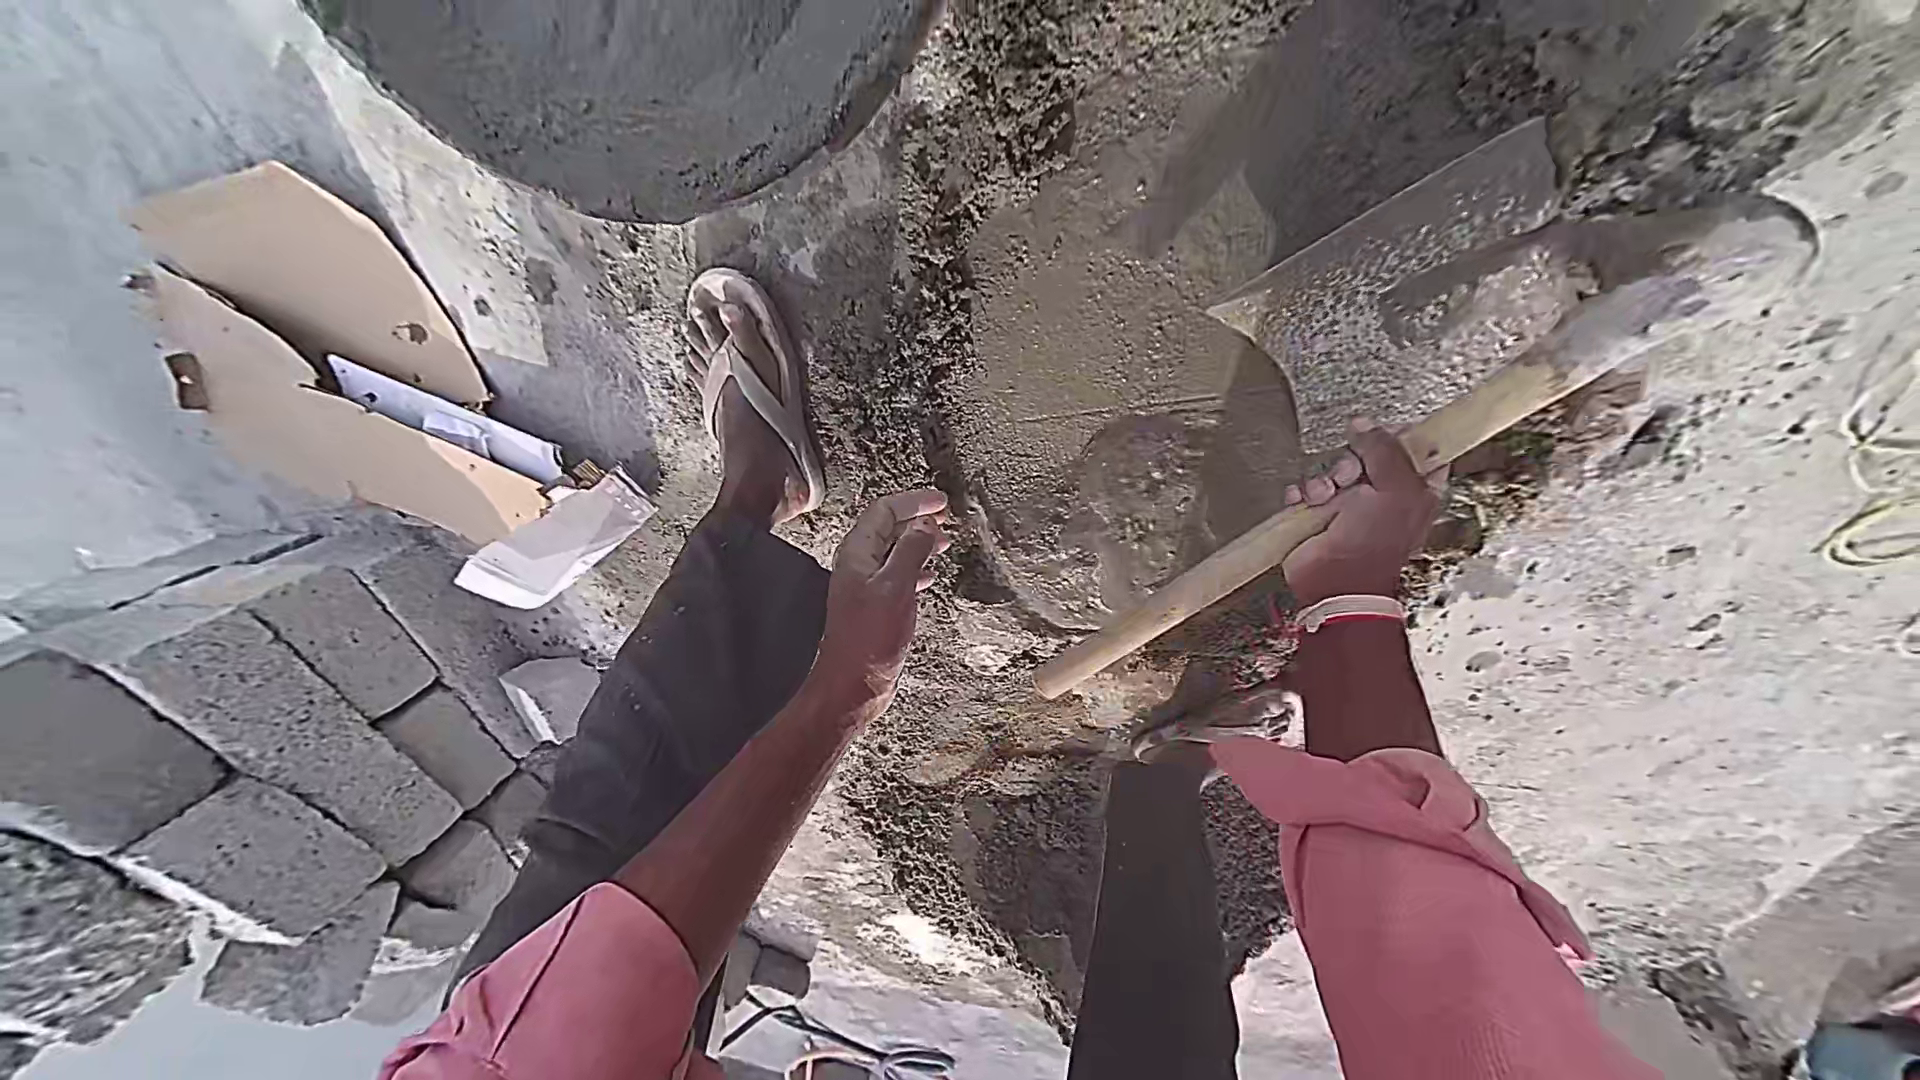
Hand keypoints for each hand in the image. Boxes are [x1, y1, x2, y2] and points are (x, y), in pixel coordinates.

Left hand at [815, 488, 951, 699]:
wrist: (854, 683)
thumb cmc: (868, 641)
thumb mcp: (896, 587)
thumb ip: (911, 551)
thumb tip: (926, 526)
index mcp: (858, 554)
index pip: (884, 510)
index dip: (914, 501)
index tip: (939, 501)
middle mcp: (859, 566)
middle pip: (889, 528)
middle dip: (918, 518)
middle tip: (944, 516)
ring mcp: (866, 586)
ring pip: (895, 551)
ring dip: (919, 542)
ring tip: (943, 541)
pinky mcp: (876, 605)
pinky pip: (898, 574)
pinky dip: (916, 567)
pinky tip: (929, 574)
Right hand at [1282, 418, 1445, 605]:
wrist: (1334, 579)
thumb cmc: (1373, 542)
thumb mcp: (1395, 488)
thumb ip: (1385, 450)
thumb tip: (1364, 424)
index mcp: (1415, 488)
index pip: (1412, 449)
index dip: (1394, 439)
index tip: (1378, 438)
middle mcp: (1382, 495)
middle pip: (1364, 456)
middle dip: (1349, 463)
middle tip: (1347, 478)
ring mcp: (1348, 506)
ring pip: (1331, 471)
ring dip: (1322, 481)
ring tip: (1322, 498)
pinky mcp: (1317, 516)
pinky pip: (1304, 489)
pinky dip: (1300, 493)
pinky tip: (1303, 502)